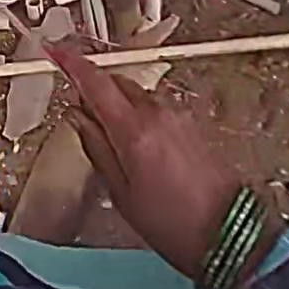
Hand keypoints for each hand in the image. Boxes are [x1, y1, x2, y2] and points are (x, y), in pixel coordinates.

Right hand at [55, 43, 245, 279]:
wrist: (233, 238)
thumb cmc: (173, 224)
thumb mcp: (121, 192)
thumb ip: (95, 146)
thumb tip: (77, 117)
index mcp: (133, 130)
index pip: (95, 82)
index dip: (71, 62)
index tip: (55, 50)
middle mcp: (156, 113)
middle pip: (115, 82)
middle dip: (94, 89)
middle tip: (80, 112)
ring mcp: (177, 115)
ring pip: (134, 93)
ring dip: (116, 103)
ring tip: (112, 139)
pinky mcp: (191, 123)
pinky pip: (153, 106)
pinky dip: (137, 114)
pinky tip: (138, 145)